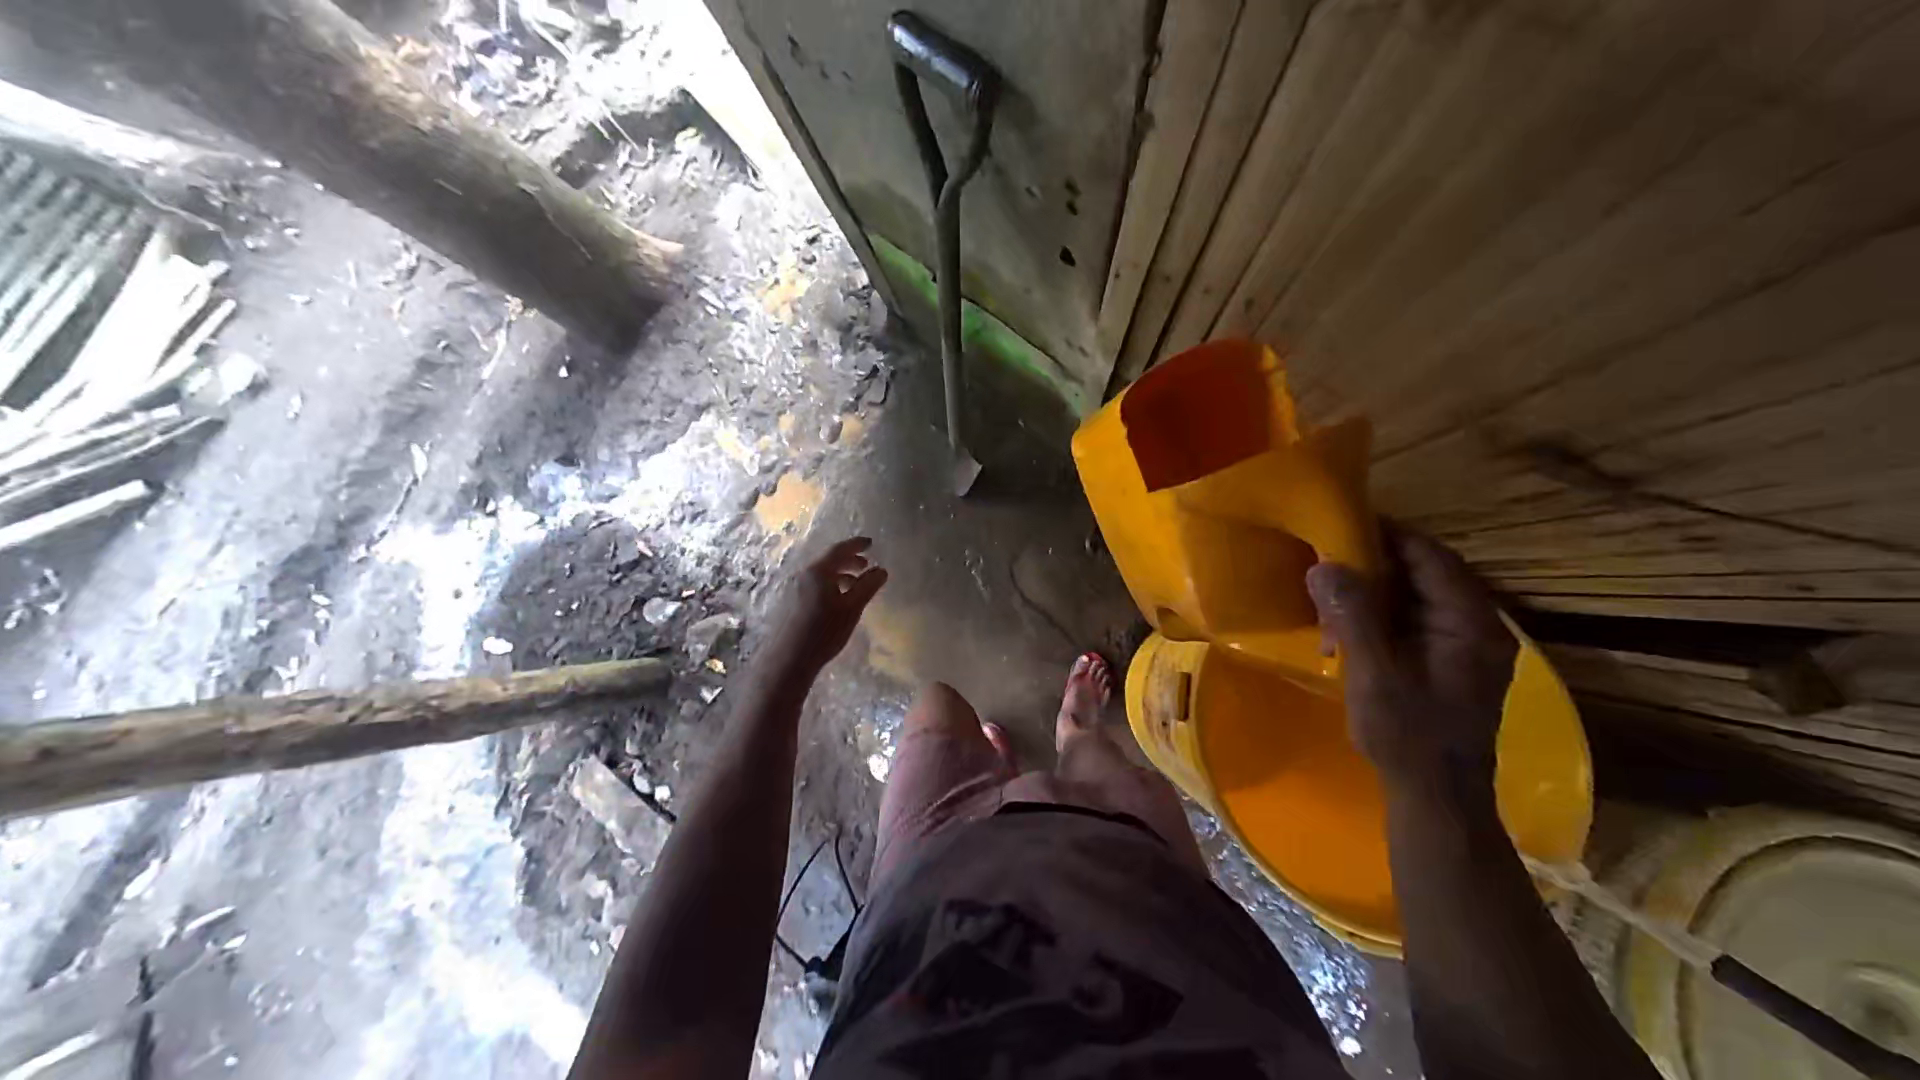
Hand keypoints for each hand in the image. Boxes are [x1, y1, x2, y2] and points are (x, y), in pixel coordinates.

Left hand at [763, 537, 888, 677]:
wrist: (789, 659)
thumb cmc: (824, 632)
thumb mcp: (852, 608)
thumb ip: (868, 586)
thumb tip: (882, 570)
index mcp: (818, 571)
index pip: (839, 550)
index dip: (856, 545)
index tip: (871, 543)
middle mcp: (804, 574)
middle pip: (829, 560)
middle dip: (849, 560)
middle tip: (866, 565)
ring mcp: (794, 588)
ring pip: (821, 573)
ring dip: (840, 574)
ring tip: (856, 584)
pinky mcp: (791, 601)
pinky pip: (814, 584)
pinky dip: (830, 584)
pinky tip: (838, 600)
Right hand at [1305, 526, 1514, 795]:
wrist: (1435, 797)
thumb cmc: (1408, 734)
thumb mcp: (1375, 672)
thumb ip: (1353, 615)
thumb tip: (1325, 564)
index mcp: (1470, 624)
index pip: (1432, 558)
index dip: (1389, 535)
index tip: (1342, 523)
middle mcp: (1476, 628)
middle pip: (1424, 574)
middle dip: (1374, 564)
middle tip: (1327, 560)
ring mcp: (1463, 647)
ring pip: (1415, 597)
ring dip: (1372, 592)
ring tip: (1329, 597)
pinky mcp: (1446, 663)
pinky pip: (1411, 621)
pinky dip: (1378, 615)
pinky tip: (1346, 628)